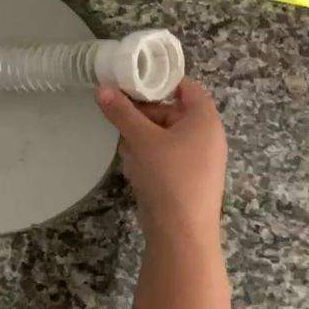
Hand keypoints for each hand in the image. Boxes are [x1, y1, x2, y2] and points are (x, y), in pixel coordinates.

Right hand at [95, 78, 226, 240]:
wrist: (181, 230)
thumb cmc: (168, 176)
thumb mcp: (141, 139)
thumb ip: (121, 112)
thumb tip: (102, 88)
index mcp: (205, 120)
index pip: (186, 87)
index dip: (161, 80)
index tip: (132, 78)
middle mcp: (206, 136)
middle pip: (172, 111)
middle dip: (143, 112)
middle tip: (116, 111)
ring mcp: (198, 159)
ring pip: (165, 134)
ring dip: (142, 135)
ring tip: (123, 141)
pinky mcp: (186, 177)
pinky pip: (165, 155)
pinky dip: (147, 153)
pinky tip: (132, 163)